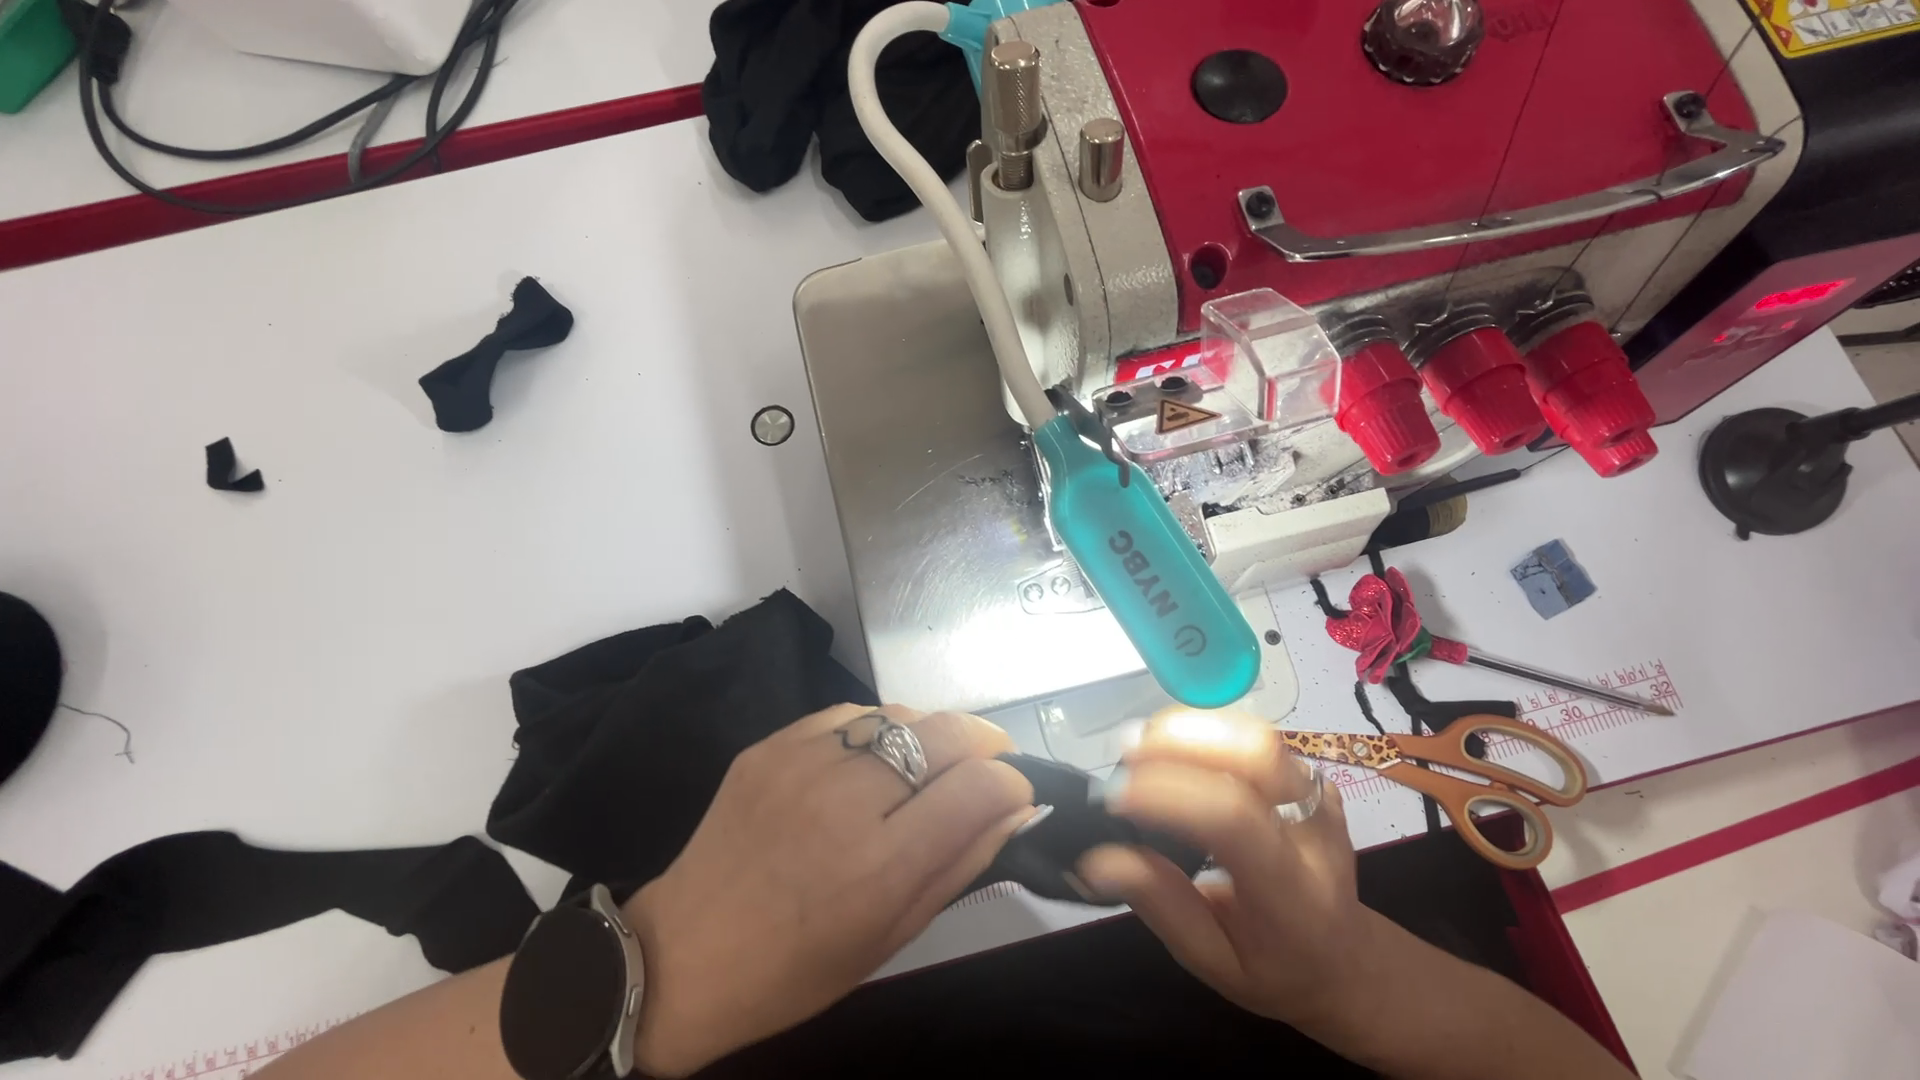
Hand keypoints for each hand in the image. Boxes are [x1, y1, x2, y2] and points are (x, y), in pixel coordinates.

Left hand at [621, 703, 1034, 1075]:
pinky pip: (848, 715)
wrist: (685, 952)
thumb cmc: (797, 968)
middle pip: (946, 734)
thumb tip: (1016, 810)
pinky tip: (874, 758)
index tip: (1015, 794)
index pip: (979, 787)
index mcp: (882, 865)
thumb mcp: (892, 935)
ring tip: (931, 763)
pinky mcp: (770, 745)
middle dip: (984, 744)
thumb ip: (961, 864)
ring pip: (901, 714)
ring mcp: (802, 763)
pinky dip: (878, 730)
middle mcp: (846, 800)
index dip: (1012, 782)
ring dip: (932, 733)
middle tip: (988, 764)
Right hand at [1075, 709, 1377, 1031]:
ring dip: (1192, 730)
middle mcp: (1313, 832)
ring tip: (1142, 745)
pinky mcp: (1312, 779)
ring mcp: (1320, 798)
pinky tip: (1176, 751)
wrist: (1347, 961)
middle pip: (1257, 755)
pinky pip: (1256, 739)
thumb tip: (1096, 860)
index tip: (1116, 797)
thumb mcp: (1210, 959)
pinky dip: (1209, 733)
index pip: (1234, 818)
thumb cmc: (1274, 968)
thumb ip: (1160, 904)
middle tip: (1127, 750)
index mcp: (1290, 891)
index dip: (1169, 793)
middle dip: (1183, 740)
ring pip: (1256, 735)